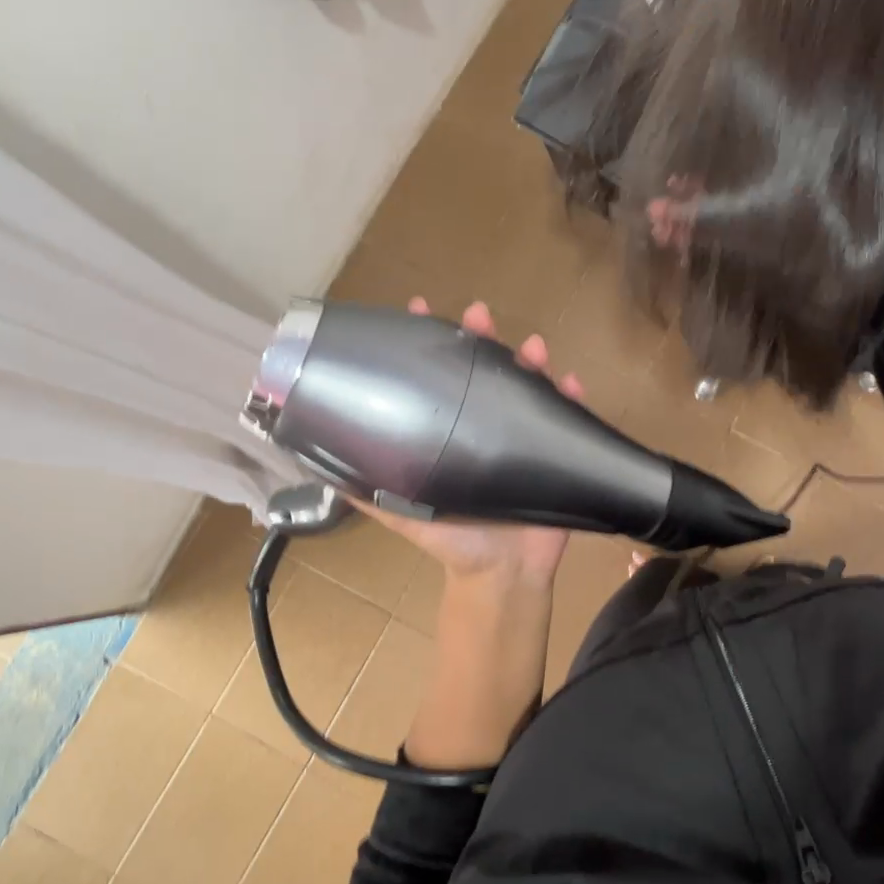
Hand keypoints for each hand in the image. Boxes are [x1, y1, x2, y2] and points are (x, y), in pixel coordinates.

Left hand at [349, 298, 585, 591]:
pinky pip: (569, 418)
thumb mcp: (401, 511)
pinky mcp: (557, 451)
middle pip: (486, 369)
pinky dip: (572, 398)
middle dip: (483, 337)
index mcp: (450, 430)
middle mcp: (486, 423)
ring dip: (532, 360)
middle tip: (479, 316)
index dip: (428, 341)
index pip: (437, 375)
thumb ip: (364, 486)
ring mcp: (525, 434)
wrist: (505, 575)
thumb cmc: (454, 542)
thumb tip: (310, 457)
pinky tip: (571, 384)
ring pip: (529, 384)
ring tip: (533, 347)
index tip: (418, 308)